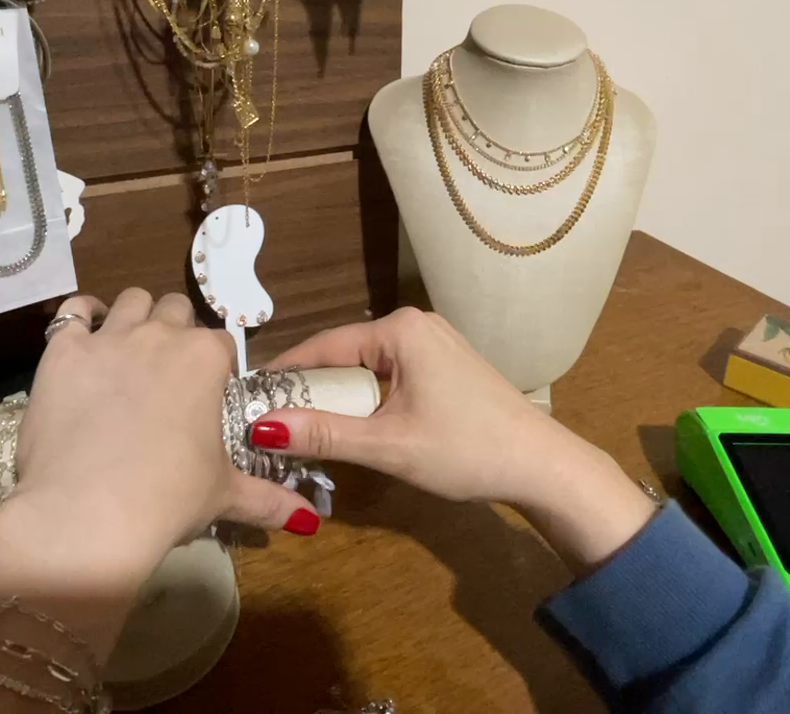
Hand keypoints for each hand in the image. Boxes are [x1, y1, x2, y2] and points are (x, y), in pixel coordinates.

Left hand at [0, 289, 316, 647]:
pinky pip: (74, 311)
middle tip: (167, 371)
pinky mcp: (64, 350)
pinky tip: (85, 338)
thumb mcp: (224, 495)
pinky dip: (83, 316)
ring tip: (128, 349)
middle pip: (176, 309)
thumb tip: (309, 522)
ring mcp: (111, 337)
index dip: (216, 365)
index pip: (222, 342)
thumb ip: (270, 501)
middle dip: (176, 331)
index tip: (207, 393)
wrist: (88, 514)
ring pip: (132, 300)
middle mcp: (162, 334)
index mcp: (206, 358)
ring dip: (136, 316)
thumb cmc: (168, 499)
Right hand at [253, 308, 657, 572]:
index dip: (284, 373)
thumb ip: (325, 434)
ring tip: (304, 428)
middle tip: (272, 422)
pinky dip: (367, 398)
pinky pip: (389, 374)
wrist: (541, 465)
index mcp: (399, 330)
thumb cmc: (465, 449)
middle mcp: (413, 324)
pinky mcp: (443, 363)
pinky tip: (354, 424)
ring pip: (365, 367)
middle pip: (344, 355)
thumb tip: (262, 427)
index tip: (248, 396)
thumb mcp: (389, 444)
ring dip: (339, 397)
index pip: (323, 346)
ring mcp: (432, 342)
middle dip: (311, 389)